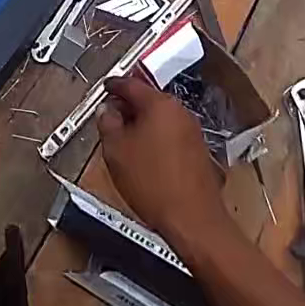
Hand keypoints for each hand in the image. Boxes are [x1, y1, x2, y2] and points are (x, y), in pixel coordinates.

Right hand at [96, 73, 230, 250]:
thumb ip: (107, 123)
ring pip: (160, 118)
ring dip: (142, 124)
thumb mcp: (116, 150)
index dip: (113, 85)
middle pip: (148, 99)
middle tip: (110, 116)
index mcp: (159, 105)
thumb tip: (106, 111)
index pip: (131, 84)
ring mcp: (192, 132)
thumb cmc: (153, 183)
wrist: (192, 220)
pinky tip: (145, 157)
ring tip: (124, 141)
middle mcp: (180, 112)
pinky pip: (171, 135)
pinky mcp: (199, 152)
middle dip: (128, 106)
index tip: (105, 88)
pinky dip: (156, 139)